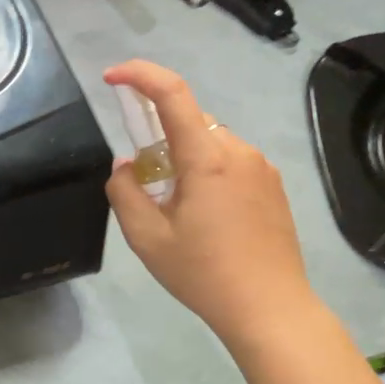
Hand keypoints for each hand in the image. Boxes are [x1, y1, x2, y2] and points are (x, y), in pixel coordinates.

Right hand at [102, 61, 315, 348]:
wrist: (270, 308)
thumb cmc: (203, 273)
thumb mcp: (146, 237)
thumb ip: (125, 191)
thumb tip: (127, 166)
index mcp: (207, 159)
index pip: (173, 94)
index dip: (140, 75)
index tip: (112, 77)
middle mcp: (239, 152)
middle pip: (189, 120)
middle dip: (156, 134)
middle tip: (140, 180)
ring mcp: (261, 168)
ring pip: (209, 142)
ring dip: (181, 157)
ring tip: (171, 207)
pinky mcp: (272, 187)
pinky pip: (229, 162)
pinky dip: (204, 171)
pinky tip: (201, 215)